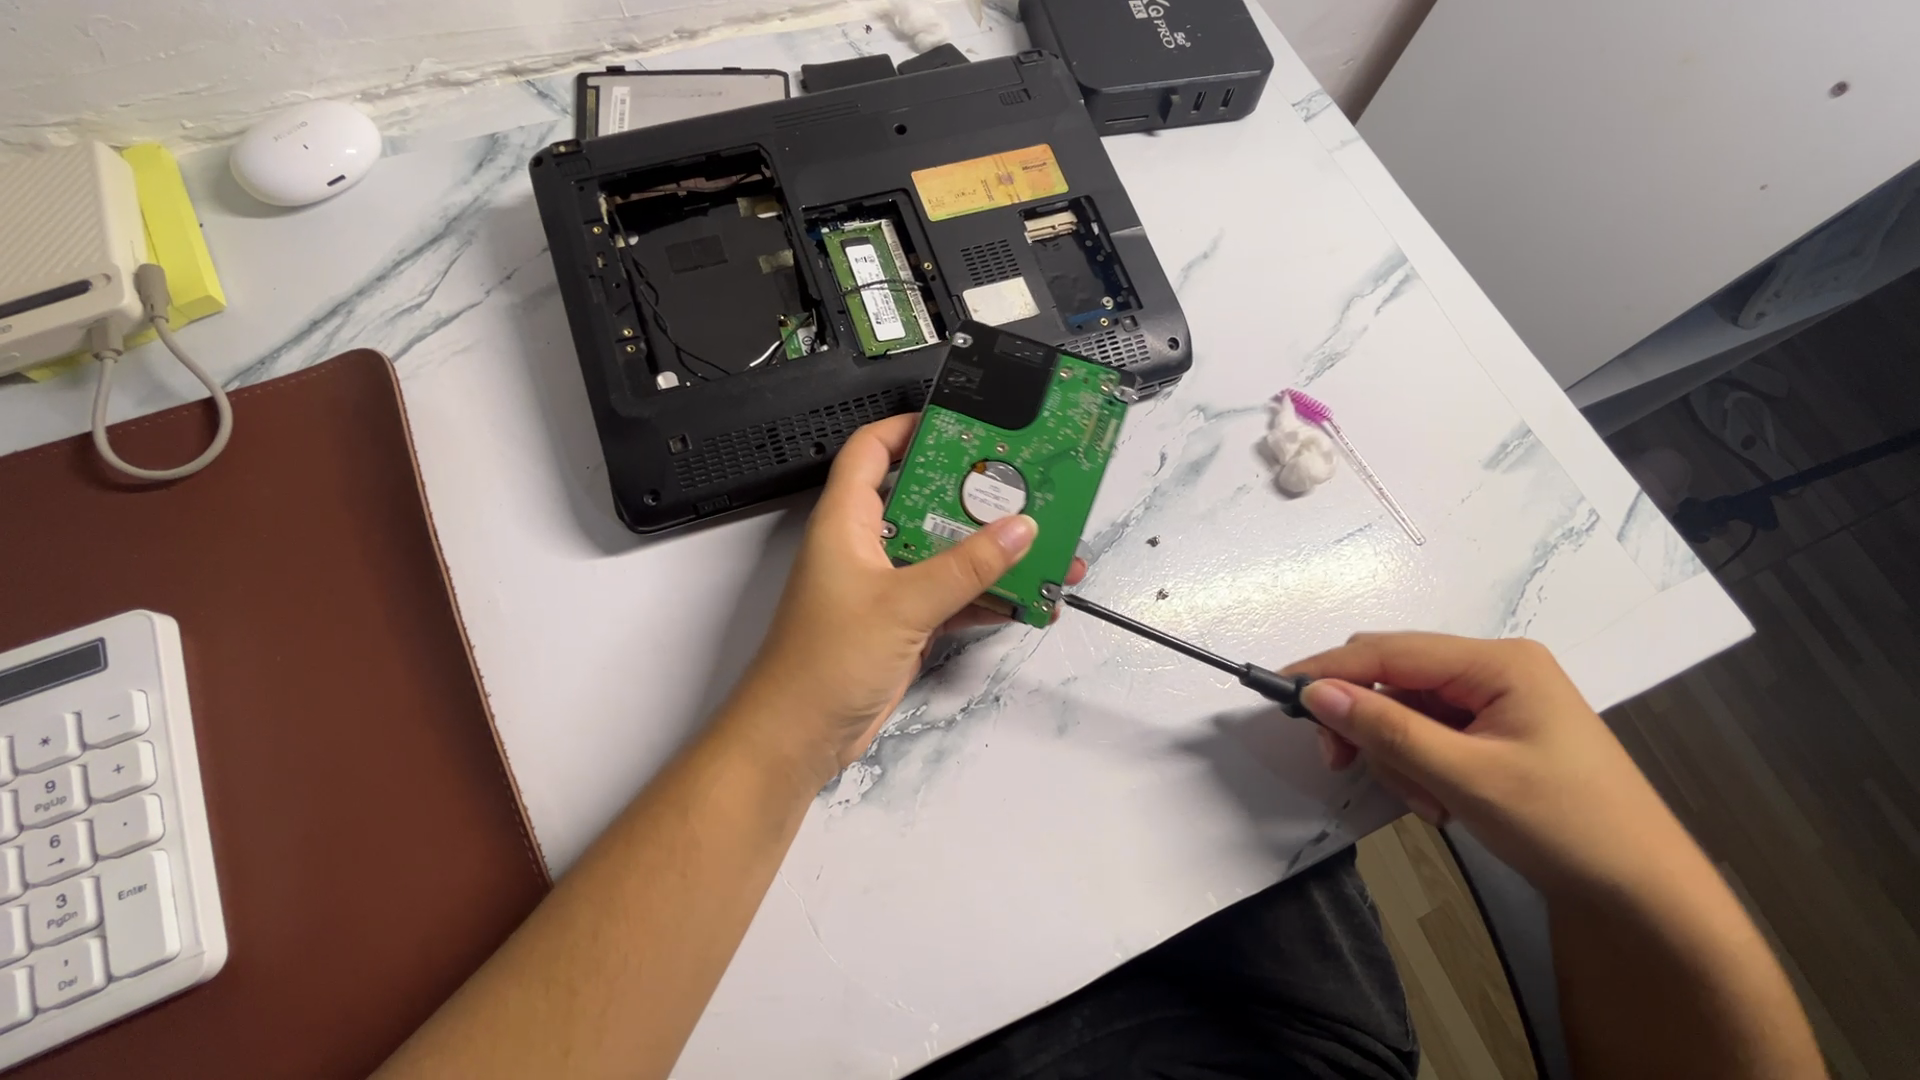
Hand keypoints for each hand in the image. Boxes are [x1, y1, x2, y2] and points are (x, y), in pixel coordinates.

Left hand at [734, 415, 1083, 784]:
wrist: (801, 736)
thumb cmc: (827, 660)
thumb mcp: (902, 604)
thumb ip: (965, 566)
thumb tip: (1021, 528)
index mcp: (847, 521)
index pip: (872, 450)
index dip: (910, 427)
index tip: (964, 424)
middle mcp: (867, 545)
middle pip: (925, 501)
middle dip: (976, 497)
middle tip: (1028, 486)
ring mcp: (887, 586)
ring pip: (946, 553)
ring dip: (992, 553)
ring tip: (1047, 547)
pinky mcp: (904, 623)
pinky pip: (952, 596)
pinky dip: (986, 596)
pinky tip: (1028, 598)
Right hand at [1288, 633, 1701, 900]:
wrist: (1645, 896)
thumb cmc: (1566, 826)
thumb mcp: (1466, 778)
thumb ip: (1386, 730)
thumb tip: (1314, 692)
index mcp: (1498, 663)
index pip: (1390, 652)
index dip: (1330, 669)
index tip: (1279, 692)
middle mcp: (1494, 668)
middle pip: (1394, 676)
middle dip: (1363, 720)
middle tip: (1339, 763)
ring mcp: (1495, 700)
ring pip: (1404, 709)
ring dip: (1395, 754)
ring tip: (1423, 802)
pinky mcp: (1494, 730)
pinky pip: (1427, 733)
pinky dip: (1417, 765)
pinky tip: (1438, 801)